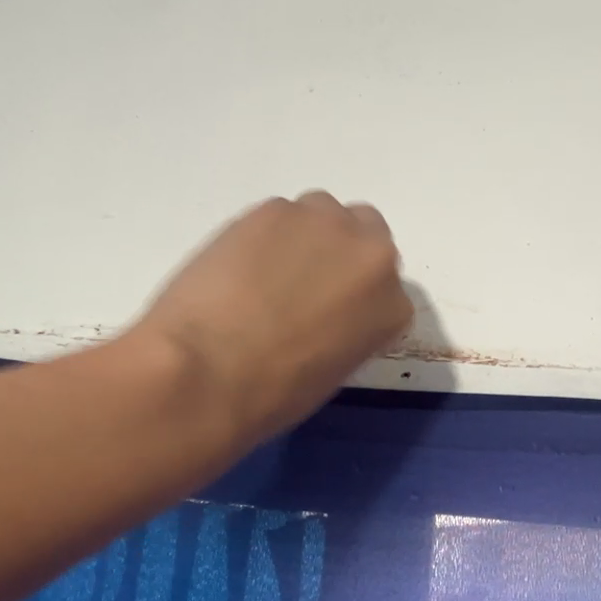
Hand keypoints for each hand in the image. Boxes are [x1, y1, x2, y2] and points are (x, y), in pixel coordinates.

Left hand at [125, 191, 411, 438]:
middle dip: (340, 254)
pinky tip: (239, 268)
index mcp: (393, 306)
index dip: (354, 300)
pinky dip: (265, 236)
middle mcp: (371, 256)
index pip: (386, 292)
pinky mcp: (274, 209)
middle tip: (304, 284)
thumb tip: (326, 312)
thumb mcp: (334, 370)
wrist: (208, 369)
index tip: (330, 314)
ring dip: (305, 237)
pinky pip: (279, 215)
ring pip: (323, 215)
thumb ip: (348, 329)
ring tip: (268, 273)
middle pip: (368, 235)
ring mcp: (324, 224)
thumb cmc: (274, 392)